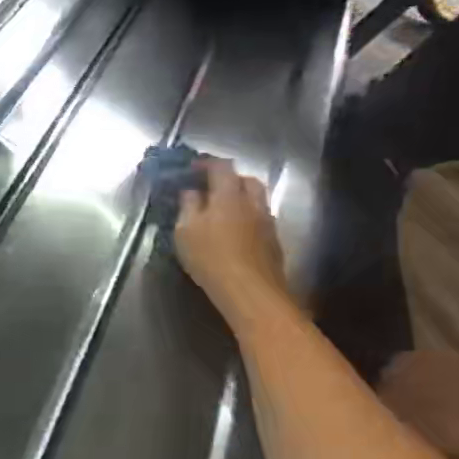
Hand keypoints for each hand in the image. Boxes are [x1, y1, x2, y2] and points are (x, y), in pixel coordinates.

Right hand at [173, 157, 290, 324]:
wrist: (252, 294)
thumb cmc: (211, 257)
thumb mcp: (185, 230)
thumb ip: (188, 206)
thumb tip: (191, 191)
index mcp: (228, 197)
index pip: (222, 167)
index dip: (206, 163)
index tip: (191, 168)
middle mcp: (253, 205)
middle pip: (247, 180)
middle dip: (229, 178)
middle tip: (209, 186)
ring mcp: (267, 224)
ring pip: (257, 200)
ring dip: (240, 198)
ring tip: (218, 209)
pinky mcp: (274, 243)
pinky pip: (260, 219)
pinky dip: (246, 216)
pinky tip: (231, 231)